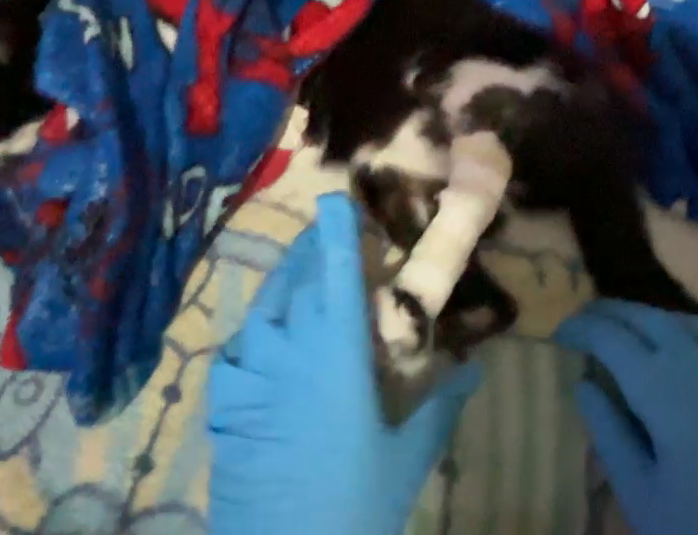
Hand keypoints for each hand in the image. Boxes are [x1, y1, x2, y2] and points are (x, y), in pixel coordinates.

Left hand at [207, 192, 482, 534]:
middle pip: (298, 274)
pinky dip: (264, 327)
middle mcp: (288, 344)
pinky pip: (243, 342)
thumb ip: (441, 402)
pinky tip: (275, 340)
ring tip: (308, 277)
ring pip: (267, 302)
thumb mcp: (407, 452)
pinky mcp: (223, 395)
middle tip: (336, 237)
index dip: (334, 227)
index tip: (336, 197)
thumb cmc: (353, 500)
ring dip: (289, 280)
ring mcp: (249, 367)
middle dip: (317, 247)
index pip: (334, 268)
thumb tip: (475, 366)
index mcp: (336, 349)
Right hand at [554, 300, 697, 534]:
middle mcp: (693, 363)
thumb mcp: (639, 492)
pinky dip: (680, 325)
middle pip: (645, 317)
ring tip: (620, 327)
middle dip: (609, 313)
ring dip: (645, 314)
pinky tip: (672, 345)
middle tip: (580, 321)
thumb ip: (608, 432)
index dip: (580, 328)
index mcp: (660, 387)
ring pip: (678, 318)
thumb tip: (582, 383)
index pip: (610, 337)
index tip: (556, 334)